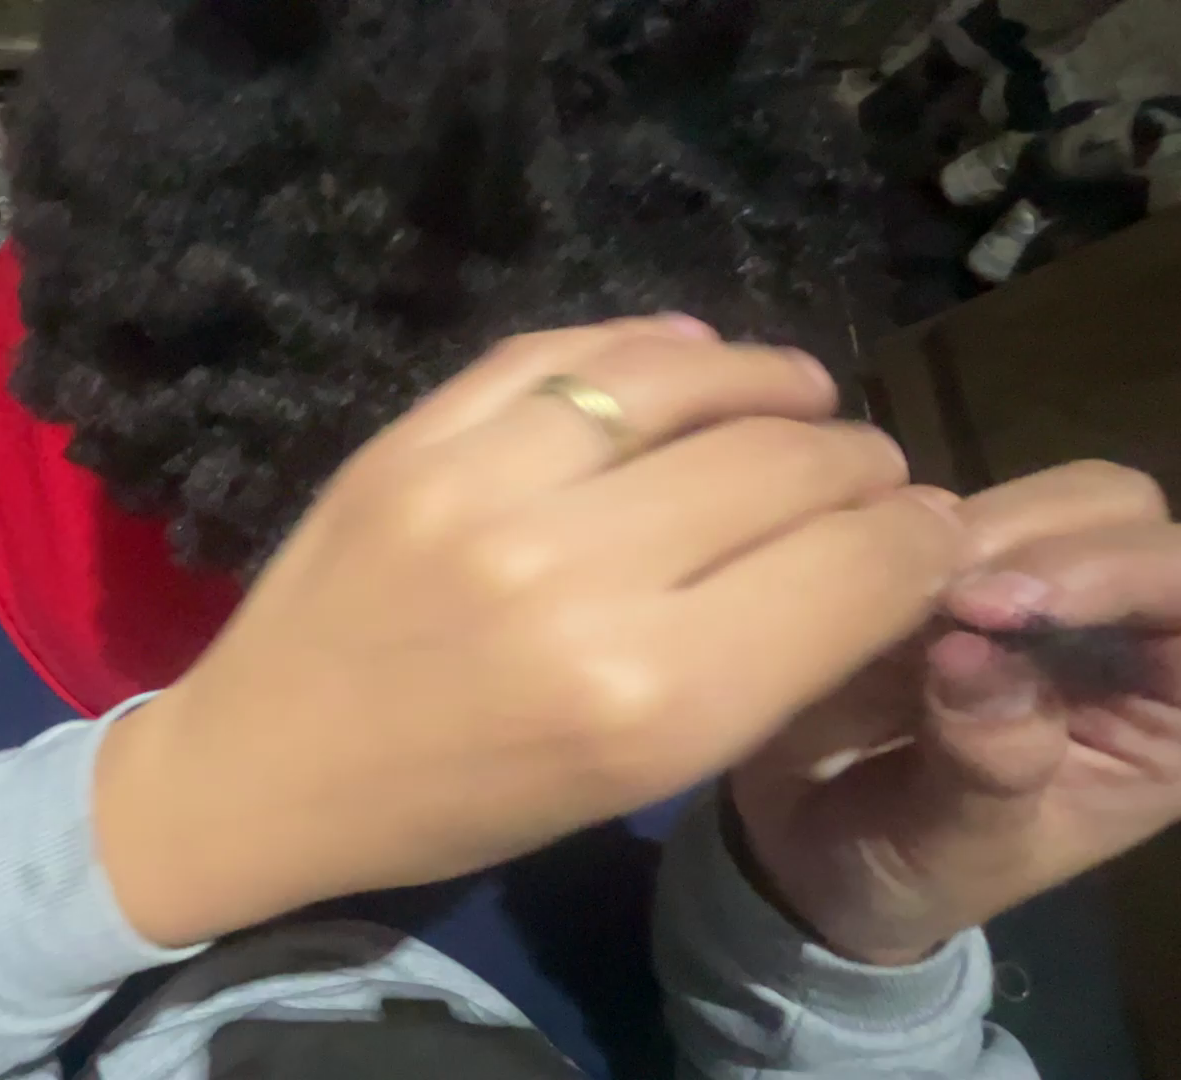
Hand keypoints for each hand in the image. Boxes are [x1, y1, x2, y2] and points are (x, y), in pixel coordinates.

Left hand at [92, 317, 962, 945]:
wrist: (265, 765)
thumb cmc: (445, 802)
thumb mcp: (622, 774)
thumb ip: (752, 661)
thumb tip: (857, 544)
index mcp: (648, 695)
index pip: (860, 565)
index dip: (915, 538)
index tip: (913, 531)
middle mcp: (570, 572)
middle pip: (783, 461)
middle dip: (852, 464)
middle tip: (849, 472)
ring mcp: (471, 487)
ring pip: (676, 376)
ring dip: (760, 379)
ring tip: (786, 394)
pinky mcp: (402, 443)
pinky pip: (550, 353)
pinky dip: (635, 344)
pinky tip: (674, 354)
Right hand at [732, 462, 1180, 963]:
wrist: (804, 850)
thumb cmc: (911, 867)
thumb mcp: (962, 849)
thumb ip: (988, 763)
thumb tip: (971, 653)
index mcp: (1162, 707)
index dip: (1125, 573)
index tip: (990, 605)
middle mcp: (1082, 630)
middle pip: (1107, 509)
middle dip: (1021, 540)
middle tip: (924, 601)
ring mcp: (976, 597)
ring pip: (994, 500)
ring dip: (928, 533)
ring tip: (859, 596)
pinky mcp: (891, 583)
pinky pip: (887, 520)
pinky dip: (858, 531)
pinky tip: (822, 579)